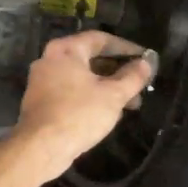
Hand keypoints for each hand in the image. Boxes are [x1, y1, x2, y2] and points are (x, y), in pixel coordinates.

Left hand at [7, 32, 152, 182]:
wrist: (41, 147)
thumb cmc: (79, 114)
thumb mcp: (113, 95)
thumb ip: (132, 77)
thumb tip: (146, 63)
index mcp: (65, 49)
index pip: (100, 39)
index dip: (126, 48)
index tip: (145, 58)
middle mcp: (50, 58)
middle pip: (90, 57)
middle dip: (118, 70)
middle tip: (141, 82)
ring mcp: (43, 79)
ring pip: (82, 76)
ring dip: (107, 86)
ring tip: (132, 103)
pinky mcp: (42, 99)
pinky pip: (71, 89)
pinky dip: (91, 95)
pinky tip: (109, 111)